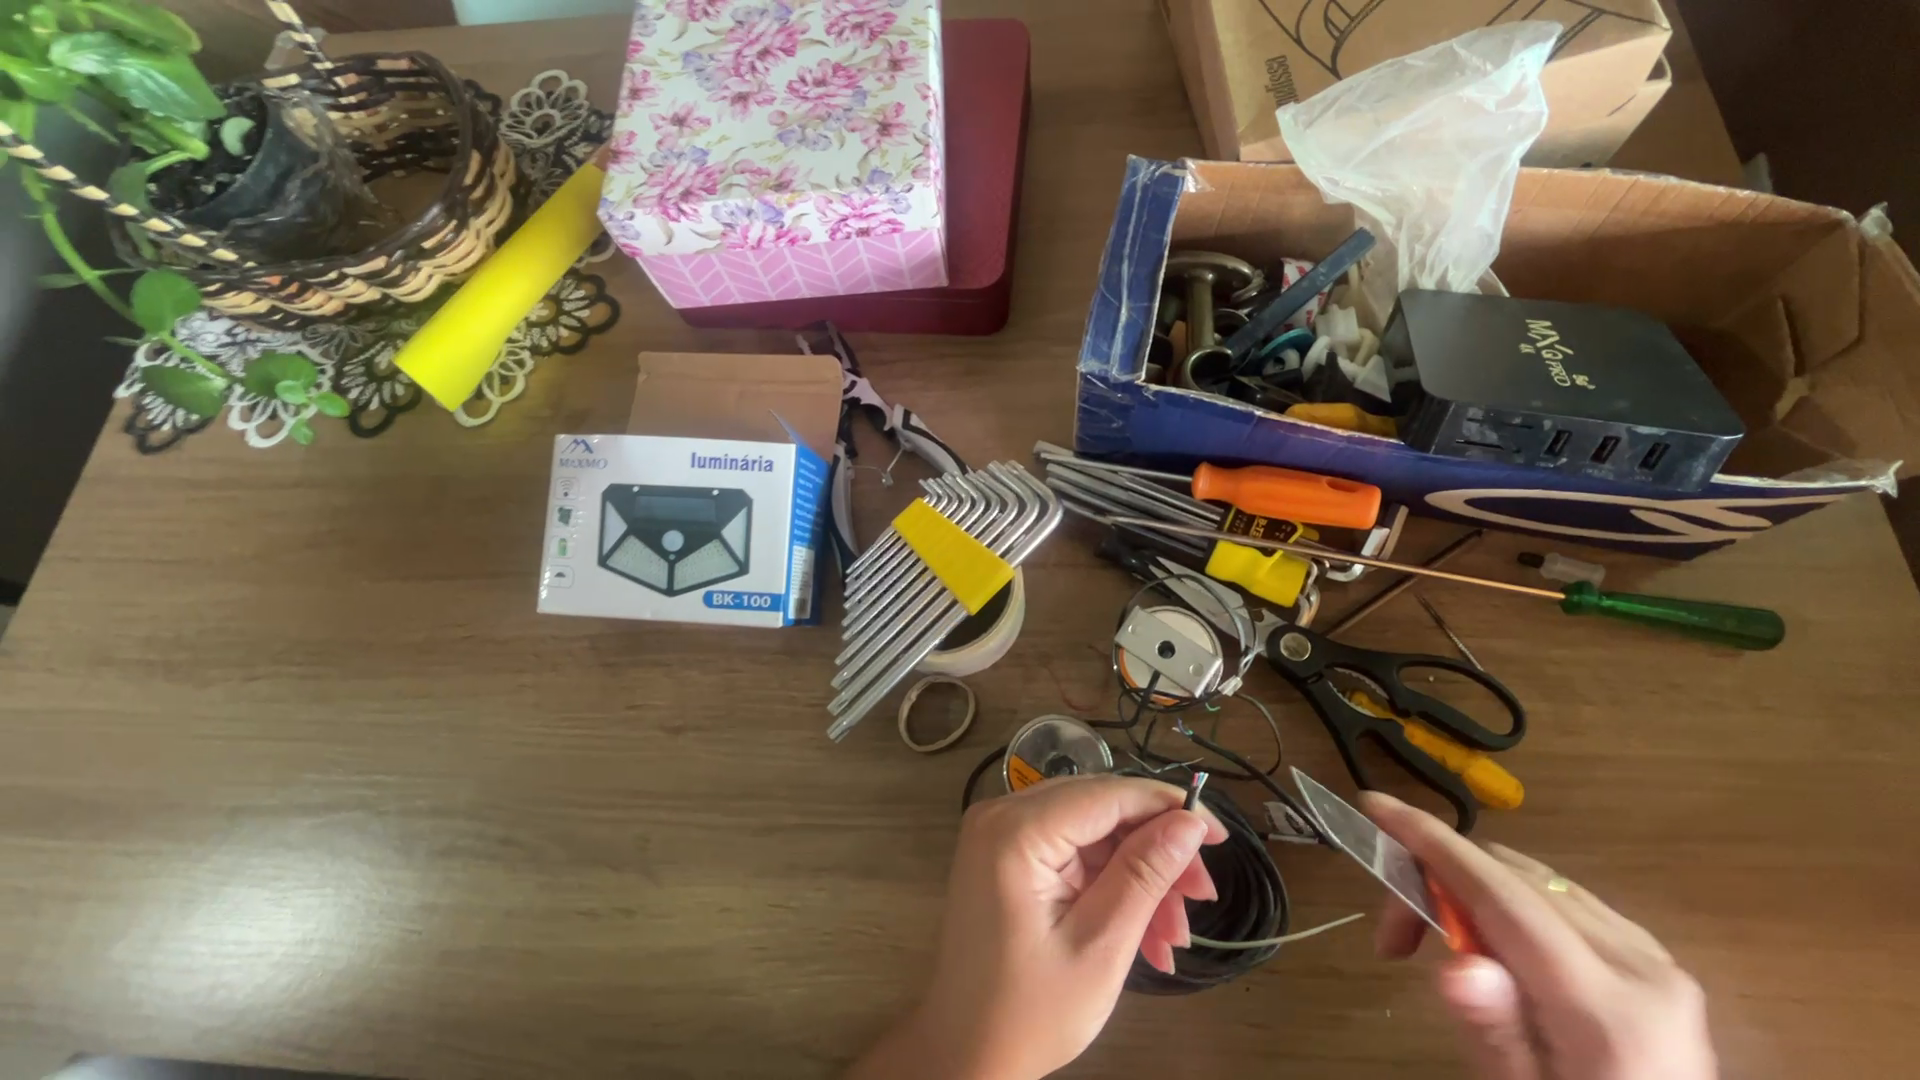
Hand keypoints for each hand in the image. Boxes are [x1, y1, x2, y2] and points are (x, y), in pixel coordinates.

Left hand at [847, 775, 1225, 1079]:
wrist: (965, 1052)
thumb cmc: (1029, 1011)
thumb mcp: (1099, 945)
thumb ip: (1143, 874)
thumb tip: (1188, 821)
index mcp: (1015, 830)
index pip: (1107, 794)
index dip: (1168, 807)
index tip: (1220, 838)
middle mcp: (1003, 815)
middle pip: (1101, 810)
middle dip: (1157, 851)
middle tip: (1202, 898)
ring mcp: (1002, 835)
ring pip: (1094, 834)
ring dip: (1140, 877)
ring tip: (1175, 937)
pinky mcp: (1009, 857)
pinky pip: (1074, 855)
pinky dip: (1112, 887)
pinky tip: (1148, 936)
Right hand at [1364, 792, 1716, 1079]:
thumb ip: (1495, 1035)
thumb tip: (1456, 967)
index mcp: (1608, 1012)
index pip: (1505, 898)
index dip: (1434, 843)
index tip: (1375, 805)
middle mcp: (1642, 970)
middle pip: (1513, 882)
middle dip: (1437, 883)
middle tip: (1392, 939)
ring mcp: (1656, 961)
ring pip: (1536, 881)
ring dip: (1470, 891)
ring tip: (1434, 941)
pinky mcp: (1656, 962)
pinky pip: (1563, 900)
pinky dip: (1509, 900)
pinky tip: (1490, 940)